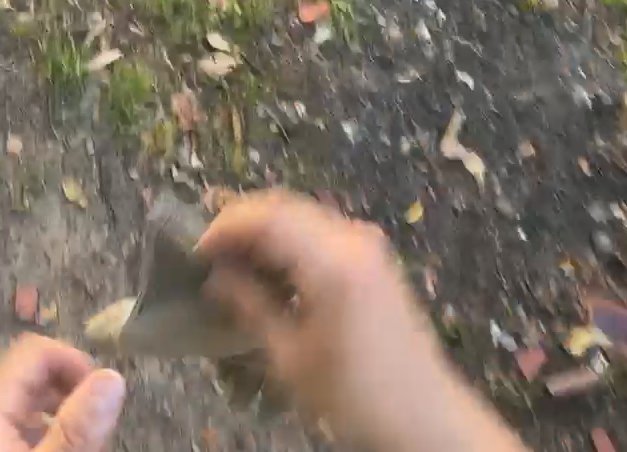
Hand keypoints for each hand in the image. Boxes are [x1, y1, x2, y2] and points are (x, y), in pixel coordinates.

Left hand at [0, 335, 126, 451]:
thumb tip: (113, 377)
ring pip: (23, 406)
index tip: (103, 403)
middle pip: (31, 376)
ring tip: (79, 450)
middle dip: (70, 397)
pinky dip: (37, 440)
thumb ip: (80, 427)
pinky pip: (10, 430)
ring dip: (57, 421)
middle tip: (95, 437)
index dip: (76, 365)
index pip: (38, 351)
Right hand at [199, 191, 528, 451]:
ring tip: (233, 261)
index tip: (197, 252)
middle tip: (210, 254)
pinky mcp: (372, 253)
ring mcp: (365, 240)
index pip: (266, 217)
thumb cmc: (356, 396)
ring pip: (299, 212)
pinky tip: (271, 267)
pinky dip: (287, 237)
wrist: (429, 419)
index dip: (225, 226)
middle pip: (282, 206)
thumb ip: (251, 306)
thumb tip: (215, 276)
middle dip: (240, 222)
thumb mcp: (292, 358)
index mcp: (332, 260)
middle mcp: (351, 236)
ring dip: (263, 228)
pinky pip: (318, 227)